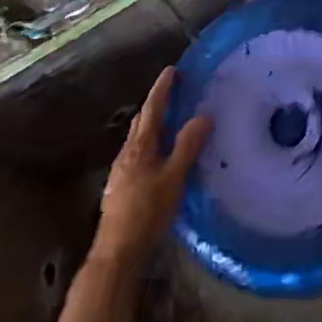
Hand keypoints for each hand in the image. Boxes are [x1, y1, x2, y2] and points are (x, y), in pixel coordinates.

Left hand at [94, 67, 211, 264]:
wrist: (117, 251)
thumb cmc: (147, 213)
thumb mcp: (174, 179)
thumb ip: (188, 147)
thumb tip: (203, 115)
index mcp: (140, 147)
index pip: (152, 110)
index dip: (162, 89)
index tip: (172, 70)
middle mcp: (127, 154)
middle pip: (142, 122)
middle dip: (157, 104)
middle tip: (175, 92)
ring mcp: (122, 171)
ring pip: (138, 139)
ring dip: (153, 125)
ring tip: (171, 121)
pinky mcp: (122, 187)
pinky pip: (138, 154)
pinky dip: (151, 144)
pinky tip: (159, 157)